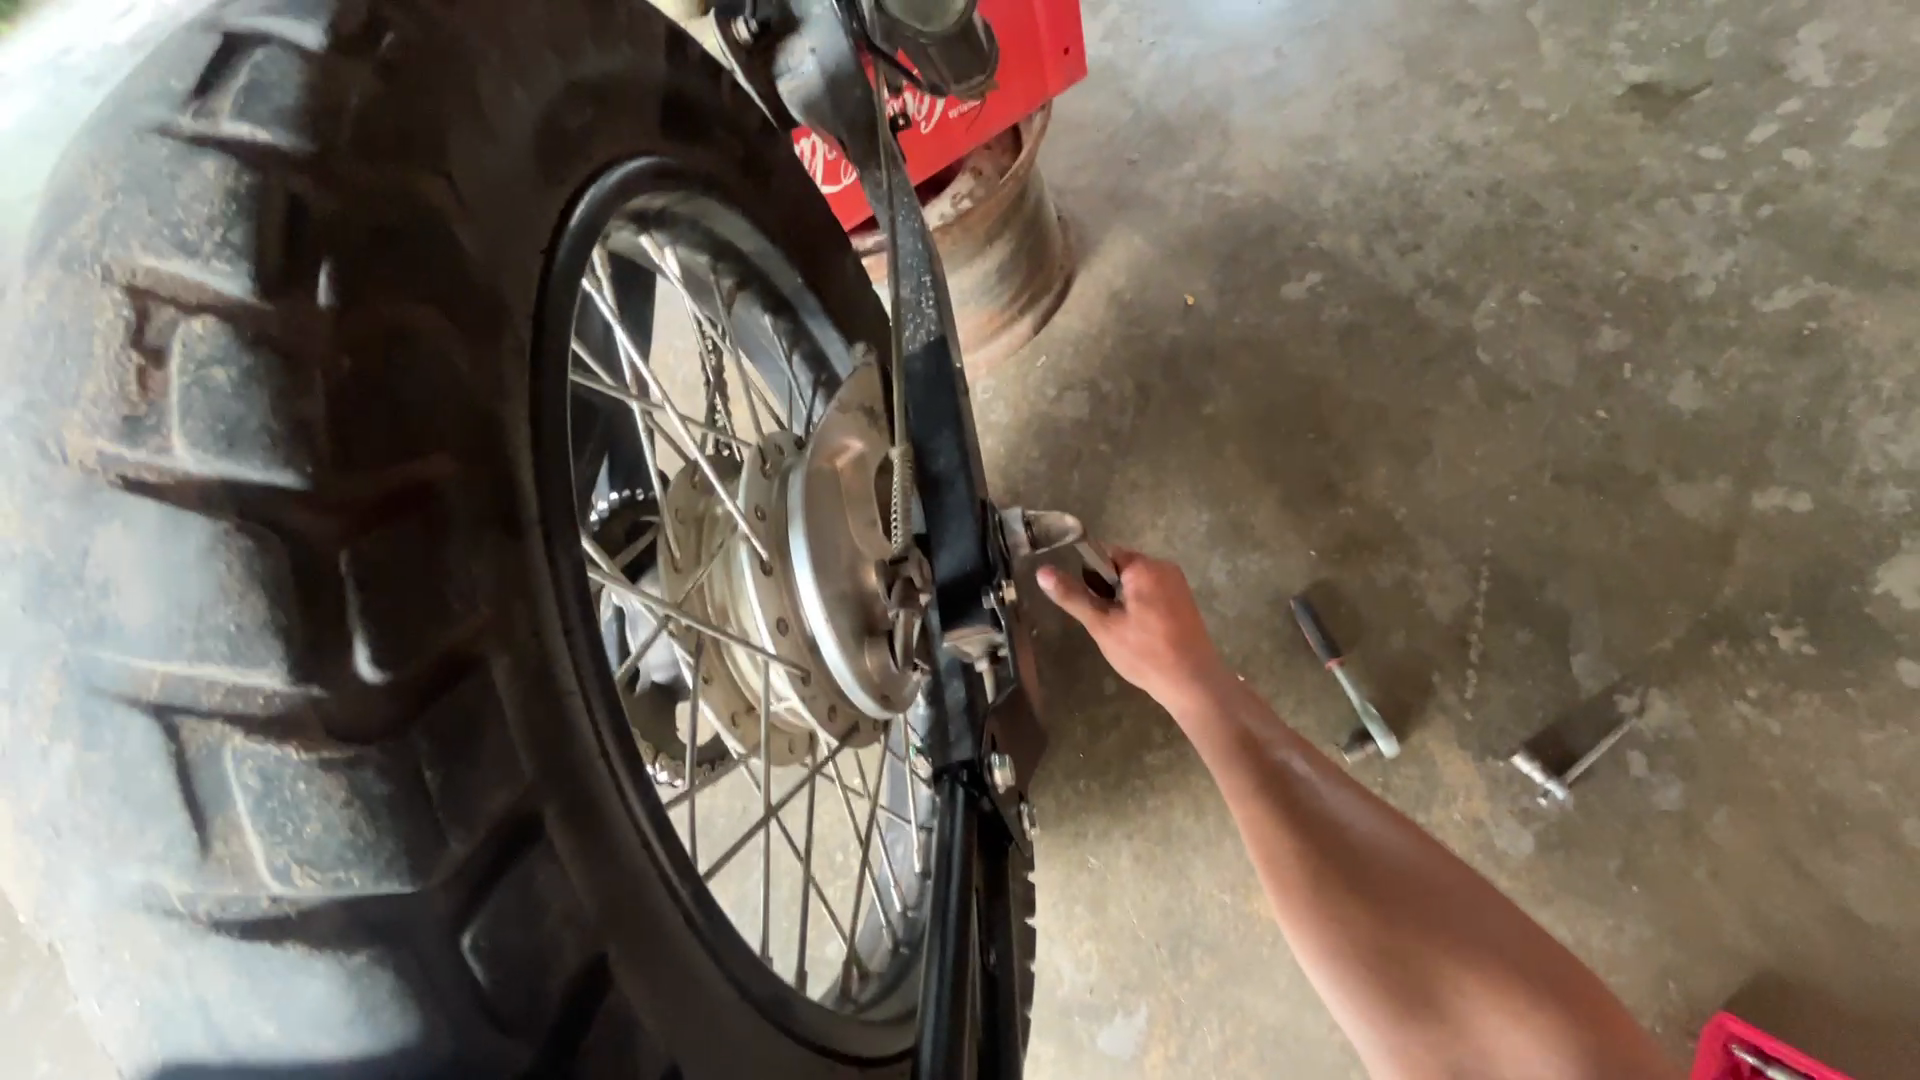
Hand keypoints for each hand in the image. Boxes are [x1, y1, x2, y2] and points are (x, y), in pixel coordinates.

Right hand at [1036, 548, 1233, 711]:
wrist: (1193, 683)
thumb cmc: (1144, 652)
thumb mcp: (1102, 625)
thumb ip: (1073, 596)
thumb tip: (1042, 572)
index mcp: (1144, 566)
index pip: (1103, 554)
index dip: (1088, 575)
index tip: (1088, 602)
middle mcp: (1164, 567)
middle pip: (1120, 568)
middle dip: (1106, 591)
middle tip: (1103, 622)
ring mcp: (1177, 584)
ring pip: (1135, 583)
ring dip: (1122, 601)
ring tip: (1121, 631)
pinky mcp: (1184, 601)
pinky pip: (1152, 594)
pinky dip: (1140, 608)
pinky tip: (1140, 635)